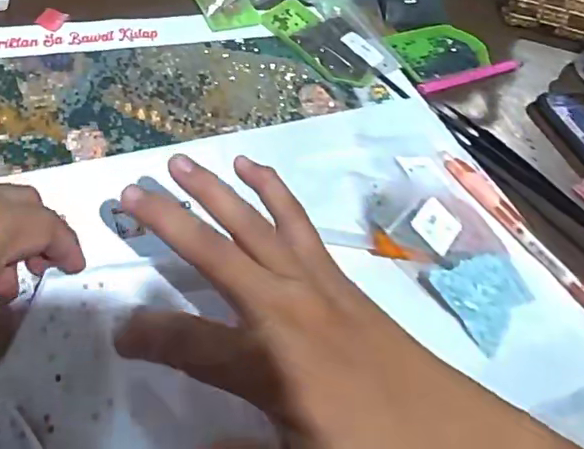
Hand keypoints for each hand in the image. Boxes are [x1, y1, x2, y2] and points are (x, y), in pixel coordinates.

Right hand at [113, 154, 569, 448]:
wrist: (465, 445)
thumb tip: (191, 444)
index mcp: (268, 364)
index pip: (186, 343)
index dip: (146, 336)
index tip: (118, 331)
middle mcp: (282, 309)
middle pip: (211, 253)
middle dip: (165, 222)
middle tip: (126, 194)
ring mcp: (311, 284)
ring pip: (252, 224)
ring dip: (213, 190)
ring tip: (181, 162)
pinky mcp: (336, 277)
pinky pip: (297, 222)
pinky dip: (273, 191)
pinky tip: (253, 168)